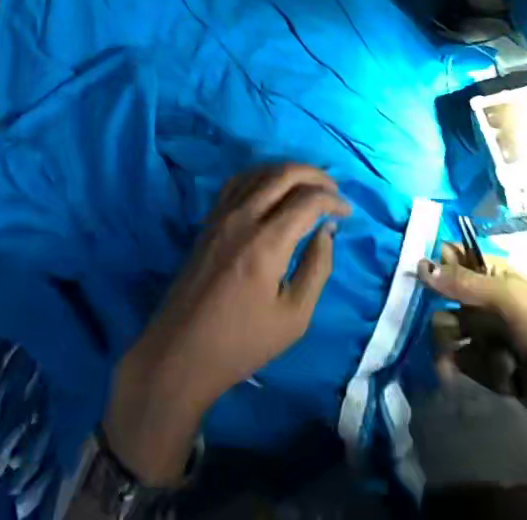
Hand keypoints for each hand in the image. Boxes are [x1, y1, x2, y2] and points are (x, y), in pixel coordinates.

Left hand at [104, 165, 351, 483]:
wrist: (179, 355)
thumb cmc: (241, 343)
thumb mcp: (294, 317)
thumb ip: (317, 268)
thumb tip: (326, 231)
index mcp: (266, 243)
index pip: (308, 200)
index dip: (334, 200)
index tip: (347, 214)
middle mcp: (243, 218)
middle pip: (284, 173)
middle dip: (316, 175)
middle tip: (334, 191)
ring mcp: (221, 216)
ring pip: (260, 171)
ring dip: (290, 171)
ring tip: (310, 186)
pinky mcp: (208, 222)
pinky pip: (238, 182)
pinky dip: (262, 176)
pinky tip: (273, 189)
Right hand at [418, 242, 526, 426]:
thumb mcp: (507, 298)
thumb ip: (463, 283)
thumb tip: (420, 265)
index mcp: (492, 275)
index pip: (453, 259)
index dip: (436, 266)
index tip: (422, 279)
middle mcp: (484, 302)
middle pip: (442, 302)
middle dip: (447, 321)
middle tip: (455, 333)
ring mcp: (485, 335)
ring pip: (449, 336)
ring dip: (462, 351)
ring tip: (480, 364)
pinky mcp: (486, 368)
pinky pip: (464, 365)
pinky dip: (481, 372)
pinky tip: (503, 379)